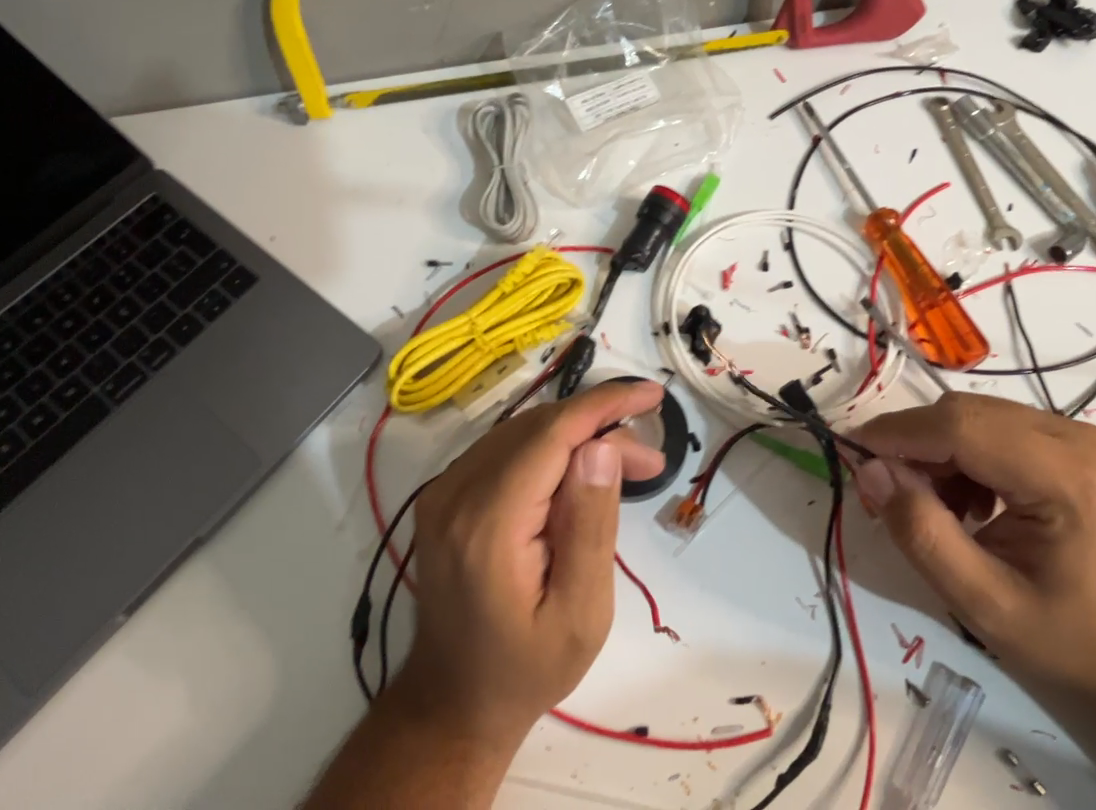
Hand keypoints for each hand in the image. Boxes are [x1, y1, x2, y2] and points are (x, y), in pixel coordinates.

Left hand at [389, 380, 666, 746]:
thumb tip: (601, 446)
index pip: (550, 435)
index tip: (653, 395)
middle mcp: (454, 496)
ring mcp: (442, 495)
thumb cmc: (527, 668)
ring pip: (520, 434)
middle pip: (536, 428)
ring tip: (625, 468)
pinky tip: (579, 475)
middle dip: (599, 427)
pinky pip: (503, 451)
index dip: (604, 406)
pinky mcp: (443, 500)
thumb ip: (591, 524)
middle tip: (649, 462)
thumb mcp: (581, 612)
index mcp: (487, 525)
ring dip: (576, 437)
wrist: (454, 701)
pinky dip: (548, 450)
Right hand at [852, 392, 1095, 698]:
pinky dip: (961, 456)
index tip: (848, 453)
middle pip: (966, 413)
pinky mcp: (1070, 441)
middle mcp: (1077, 438)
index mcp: (1066, 478)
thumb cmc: (1065, 637)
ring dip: (936, 452)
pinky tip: (965, 503)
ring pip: (975, 415)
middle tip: (885, 494)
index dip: (898, 434)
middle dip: (914, 445)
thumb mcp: (981, 603)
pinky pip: (993, 427)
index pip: (963, 428)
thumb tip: (869, 471)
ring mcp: (1078, 435)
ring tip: (931, 508)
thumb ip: (921, 534)